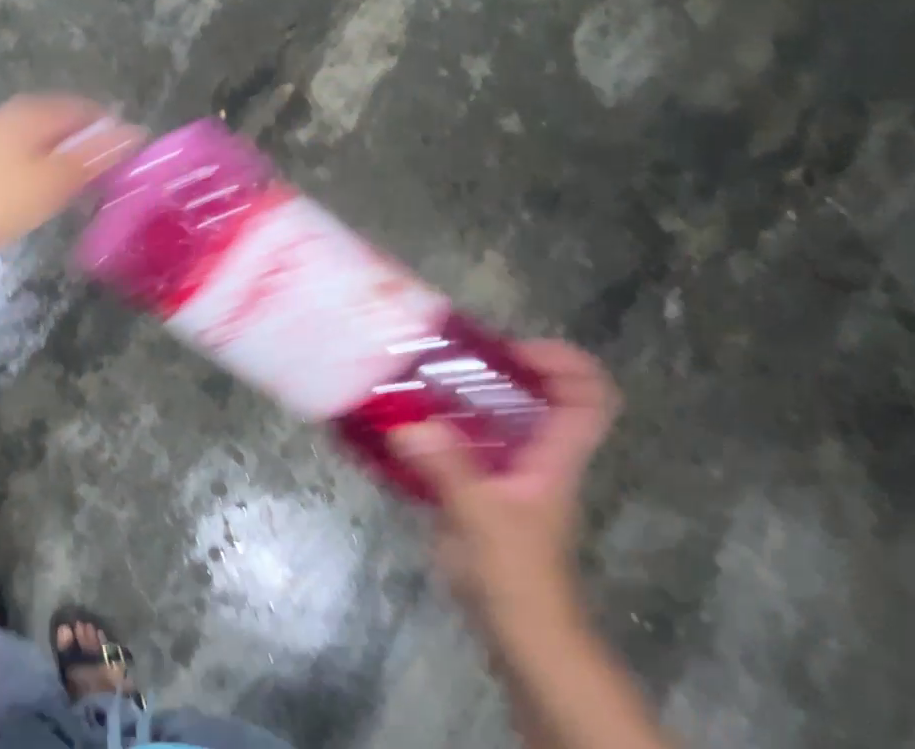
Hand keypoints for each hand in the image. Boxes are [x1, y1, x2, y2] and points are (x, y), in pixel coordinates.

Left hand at [0, 95, 142, 255]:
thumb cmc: (3, 201)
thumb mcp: (57, 179)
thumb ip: (96, 154)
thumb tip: (133, 132)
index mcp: (28, 111)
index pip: (80, 107)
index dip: (106, 127)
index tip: (125, 155)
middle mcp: (4, 116)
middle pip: (55, 121)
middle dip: (81, 144)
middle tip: (103, 174)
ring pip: (34, 141)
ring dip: (58, 158)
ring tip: (74, 187)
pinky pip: (15, 157)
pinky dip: (35, 169)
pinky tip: (37, 195)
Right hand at [388, 341, 617, 630]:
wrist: (517, 627)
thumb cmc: (514, 572)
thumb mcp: (481, 518)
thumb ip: (448, 471)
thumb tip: (408, 425)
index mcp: (553, 459)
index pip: (586, 399)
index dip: (564, 364)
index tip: (512, 349)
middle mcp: (532, 458)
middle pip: (530, 400)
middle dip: (490, 370)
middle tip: (442, 355)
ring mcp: (502, 475)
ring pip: (487, 422)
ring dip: (450, 399)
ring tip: (406, 380)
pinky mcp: (472, 491)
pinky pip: (452, 448)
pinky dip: (425, 432)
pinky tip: (389, 428)